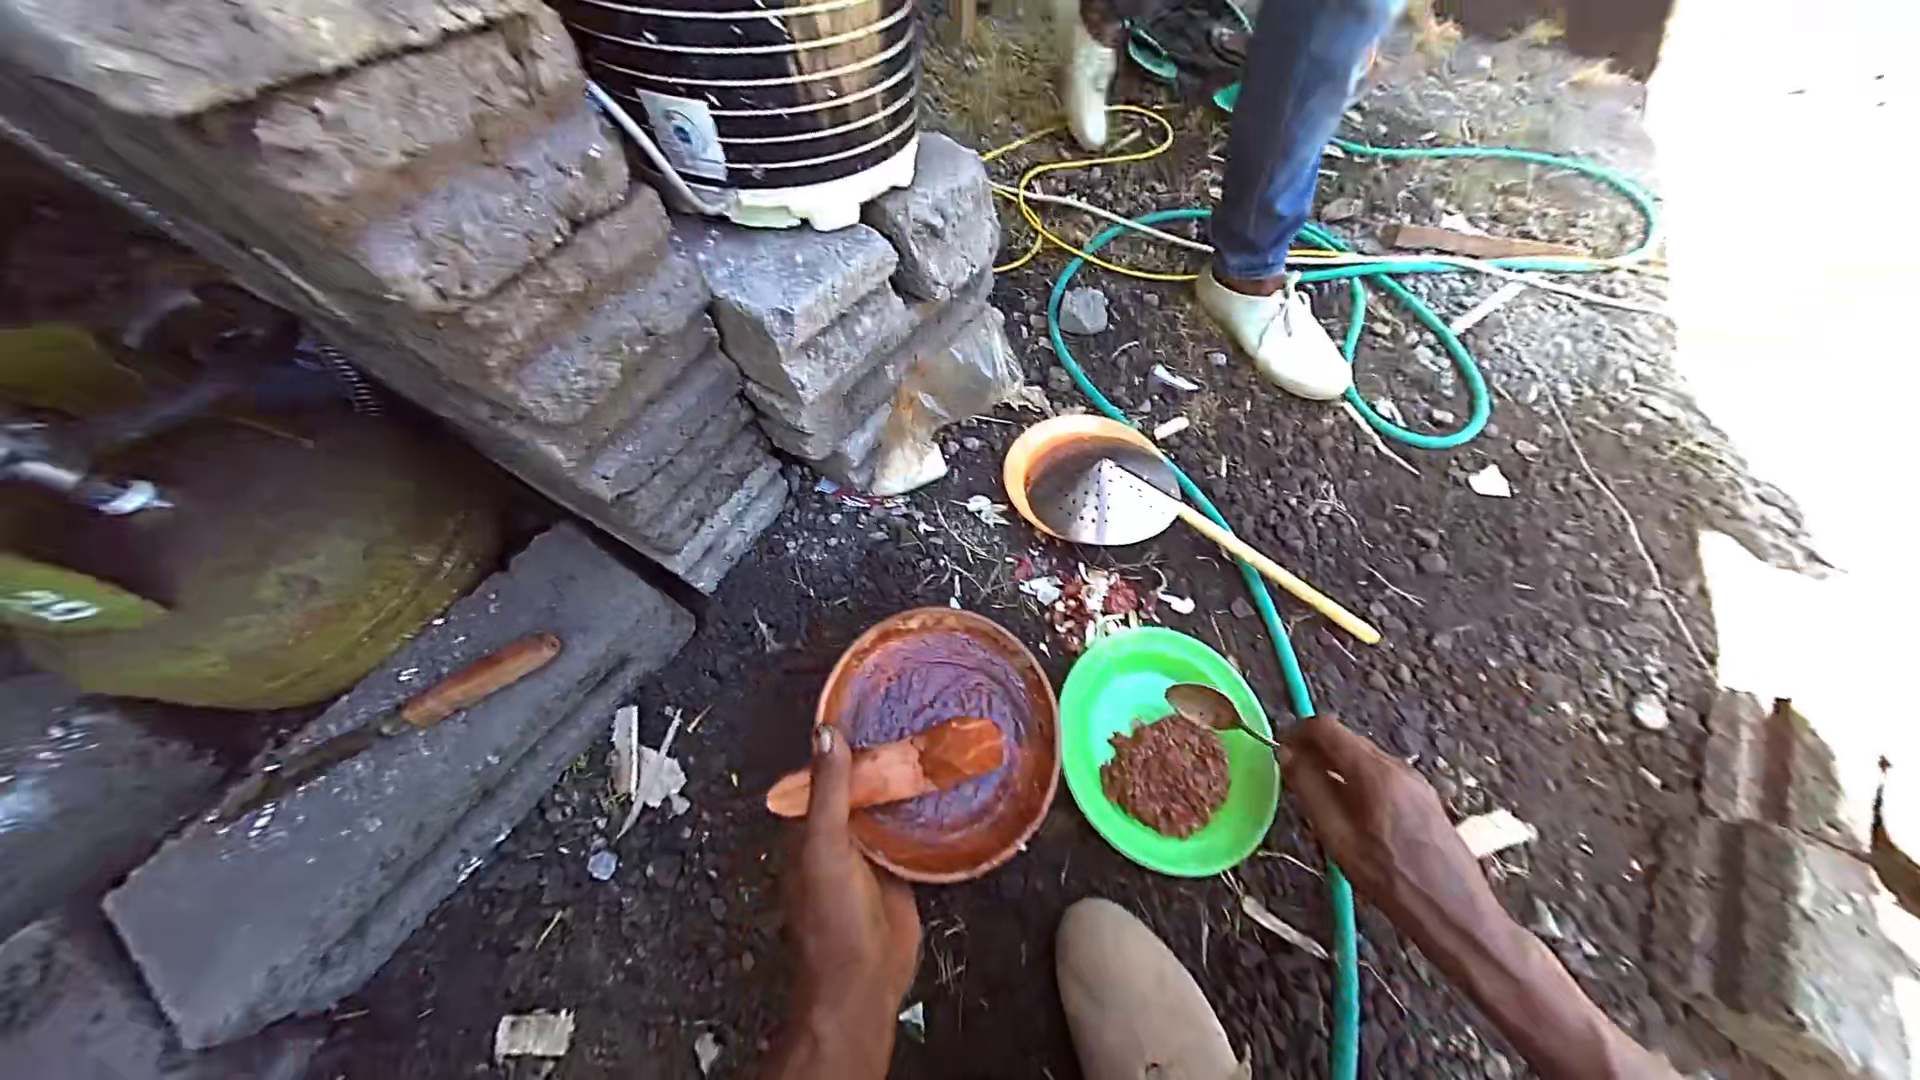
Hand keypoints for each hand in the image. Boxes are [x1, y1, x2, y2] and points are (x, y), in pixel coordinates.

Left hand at [771, 722, 919, 1079]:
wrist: (865, 981)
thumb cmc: (832, 916)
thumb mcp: (824, 847)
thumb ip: (828, 790)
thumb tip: (825, 731)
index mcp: (813, 821)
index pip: (830, 766)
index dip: (849, 736)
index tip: (874, 700)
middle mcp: (842, 826)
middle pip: (865, 779)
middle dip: (887, 751)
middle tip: (918, 711)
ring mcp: (873, 843)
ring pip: (891, 798)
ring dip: (909, 775)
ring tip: (938, 736)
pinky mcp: (902, 859)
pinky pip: (914, 822)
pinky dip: (928, 803)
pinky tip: (950, 781)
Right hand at [1282, 716, 1678, 1079]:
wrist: (1473, 933)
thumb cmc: (1402, 891)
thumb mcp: (1341, 841)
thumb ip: (1312, 790)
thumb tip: (1289, 755)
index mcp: (1379, 772)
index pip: (1325, 725)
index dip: (1297, 732)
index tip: (1277, 750)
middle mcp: (1401, 771)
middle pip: (1344, 740)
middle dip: (1315, 753)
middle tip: (1294, 782)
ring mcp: (1417, 787)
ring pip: (1362, 760)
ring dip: (1336, 773)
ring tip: (1322, 808)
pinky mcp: (1426, 804)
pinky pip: (1379, 780)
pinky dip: (1357, 788)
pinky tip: (1355, 825)